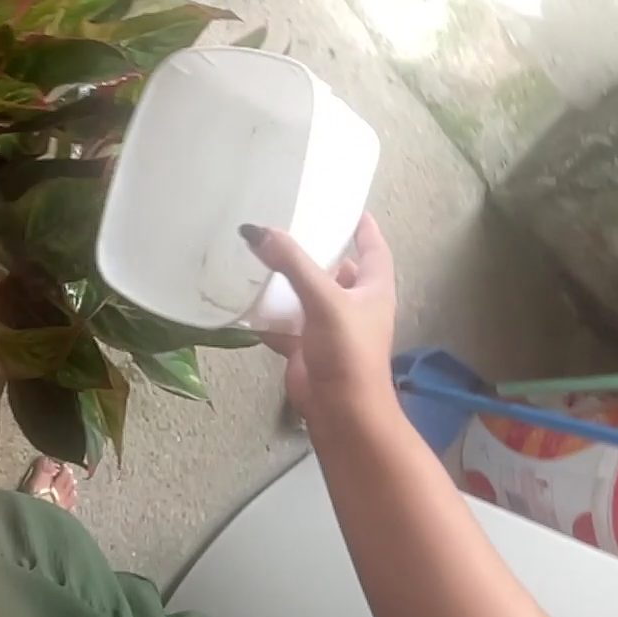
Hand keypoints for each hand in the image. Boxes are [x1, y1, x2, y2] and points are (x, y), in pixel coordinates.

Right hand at [243, 213, 398, 428]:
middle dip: (315, 251)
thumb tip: (255, 231)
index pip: (372, 248)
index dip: (362, 227)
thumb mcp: (324, 299)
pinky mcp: (305, 346)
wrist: (341, 410)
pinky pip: (283, 323)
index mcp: (372, 289)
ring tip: (259, 256)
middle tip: (286, 227)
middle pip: (335, 270)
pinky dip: (266, 315)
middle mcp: (353, 305)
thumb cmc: (347, 351)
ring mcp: (327, 327)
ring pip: (305, 296)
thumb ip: (292, 263)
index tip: (346, 207)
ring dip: (286, 281)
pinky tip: (244, 302)